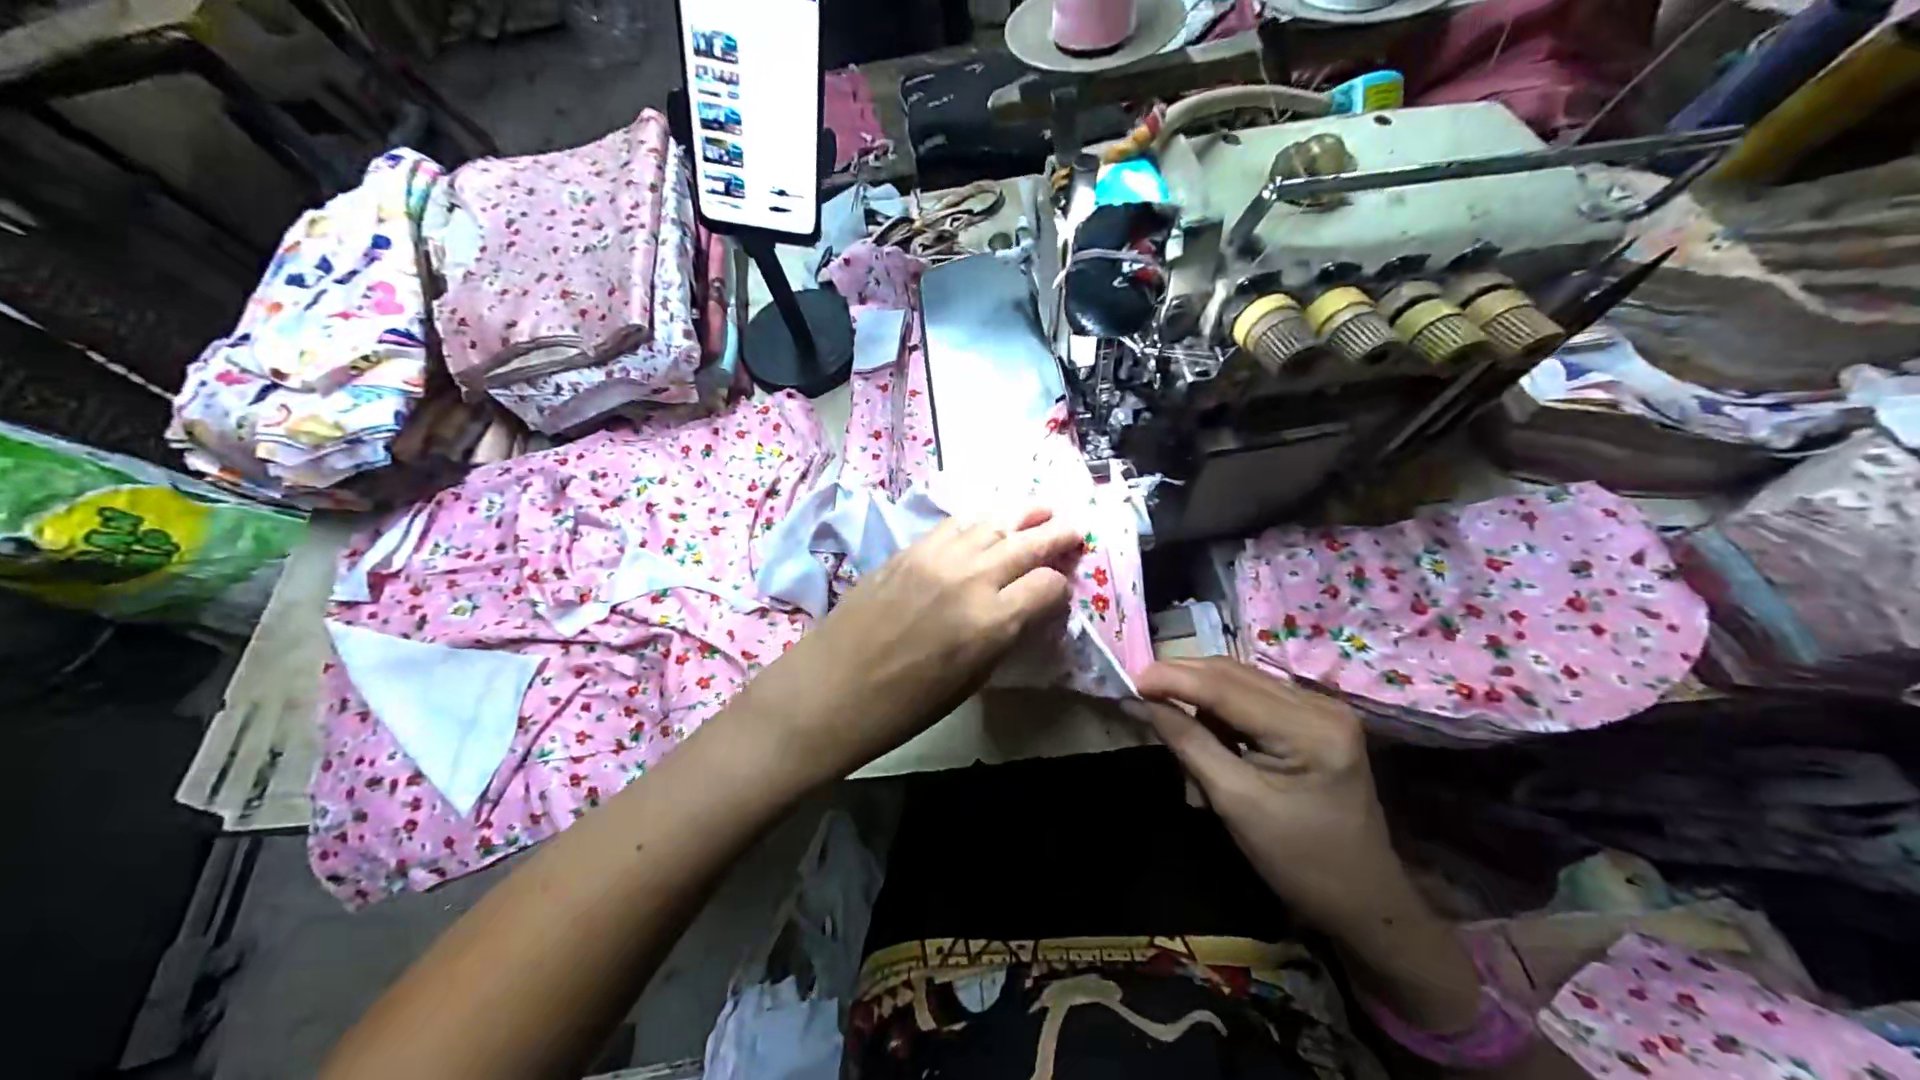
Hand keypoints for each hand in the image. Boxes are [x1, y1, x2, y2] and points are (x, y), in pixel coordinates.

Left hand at [736, 508, 1082, 781]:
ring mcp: (938, 556)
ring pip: (992, 521)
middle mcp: (972, 577)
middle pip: (1028, 543)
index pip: (1047, 586)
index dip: (1061, 587)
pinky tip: (990, 520)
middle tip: (1076, 526)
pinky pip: (956, 523)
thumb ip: (1005, 636)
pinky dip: (981, 519)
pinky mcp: (910, 549)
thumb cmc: (905, 705)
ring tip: (1042, 509)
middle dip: (1058, 534)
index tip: (1060, 592)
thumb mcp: (972, 679)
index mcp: (993, 621)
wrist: (832, 688)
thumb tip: (1025, 610)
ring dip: (1022, 514)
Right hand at [1130, 659, 1480, 1030]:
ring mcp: (1321, 708)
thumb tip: (1143, 701)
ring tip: (1185, 755)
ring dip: (1201, 708)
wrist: (1362, 899)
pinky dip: (1221, 719)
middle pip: (1232, 675)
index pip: (1226, 686)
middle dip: (1183, 686)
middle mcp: (1320, 704)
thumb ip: (1188, 742)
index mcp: (1311, 728)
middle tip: (1141, 702)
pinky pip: (1252, 701)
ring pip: (1238, 684)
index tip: (1130, 681)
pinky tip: (1211, 750)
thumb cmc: (1299, 860)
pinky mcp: (1314, 719)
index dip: (1173, 678)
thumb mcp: (1234, 802)